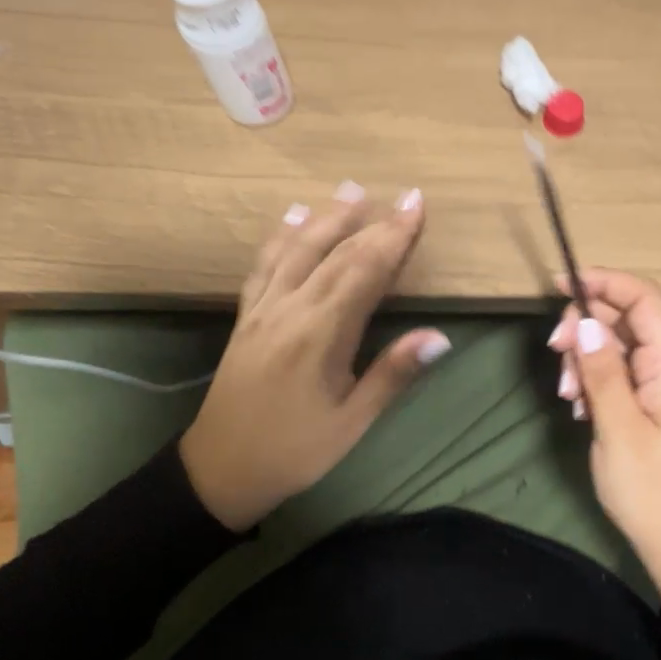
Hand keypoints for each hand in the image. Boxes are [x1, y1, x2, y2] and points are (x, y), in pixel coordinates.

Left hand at [179, 182, 450, 531]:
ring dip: (327, 218)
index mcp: (321, 335)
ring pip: (298, 251)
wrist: (221, 470)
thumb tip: (439, 337)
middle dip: (374, 223)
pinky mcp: (246, 317)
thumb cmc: (296, 451)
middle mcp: (290, 310)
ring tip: (352, 189)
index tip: (418, 207)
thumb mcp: (352, 422)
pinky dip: (280, 238)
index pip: (365, 272)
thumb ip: (392, 374)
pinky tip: (292, 217)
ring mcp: (263, 310)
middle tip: (405, 195)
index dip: (394, 237)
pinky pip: (264, 266)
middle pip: (337, 255)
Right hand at [548, 269, 660, 624]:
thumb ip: (602, 373)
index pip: (645, 299)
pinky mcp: (646, 404)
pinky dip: (591, 380)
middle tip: (553, 353)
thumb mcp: (619, 431)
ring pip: (614, 345)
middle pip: (625, 318)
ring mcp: (658, 386)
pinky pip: (614, 373)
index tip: (561, 285)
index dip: (606, 281)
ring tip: (567, 396)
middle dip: (584, 325)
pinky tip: (578, 409)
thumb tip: (583, 322)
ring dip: (583, 358)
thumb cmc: (652, 491)